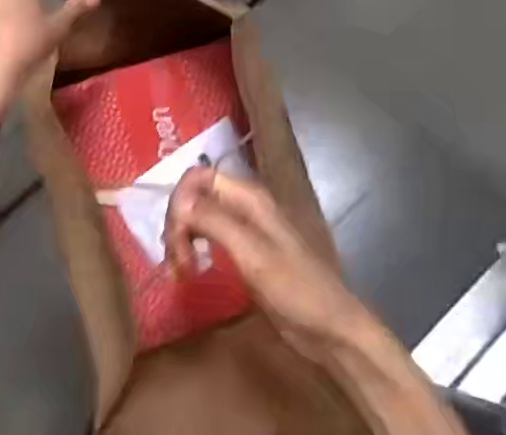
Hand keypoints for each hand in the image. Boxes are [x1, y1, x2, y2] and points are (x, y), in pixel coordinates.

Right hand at [164, 166, 377, 365]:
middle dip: (178, 225)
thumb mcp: (252, 254)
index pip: (199, 177)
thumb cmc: (296, 288)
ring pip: (199, 217)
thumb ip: (215, 221)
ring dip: (182, 239)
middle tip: (176, 264)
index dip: (180, 200)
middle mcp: (244, 204)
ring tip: (180, 273)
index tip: (175, 237)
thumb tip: (180, 202)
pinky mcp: (243, 250)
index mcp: (249, 197)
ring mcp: (244, 227)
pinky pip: (207, 237)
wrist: (331, 328)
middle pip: (196, 197)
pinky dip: (192, 250)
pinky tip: (190, 271)